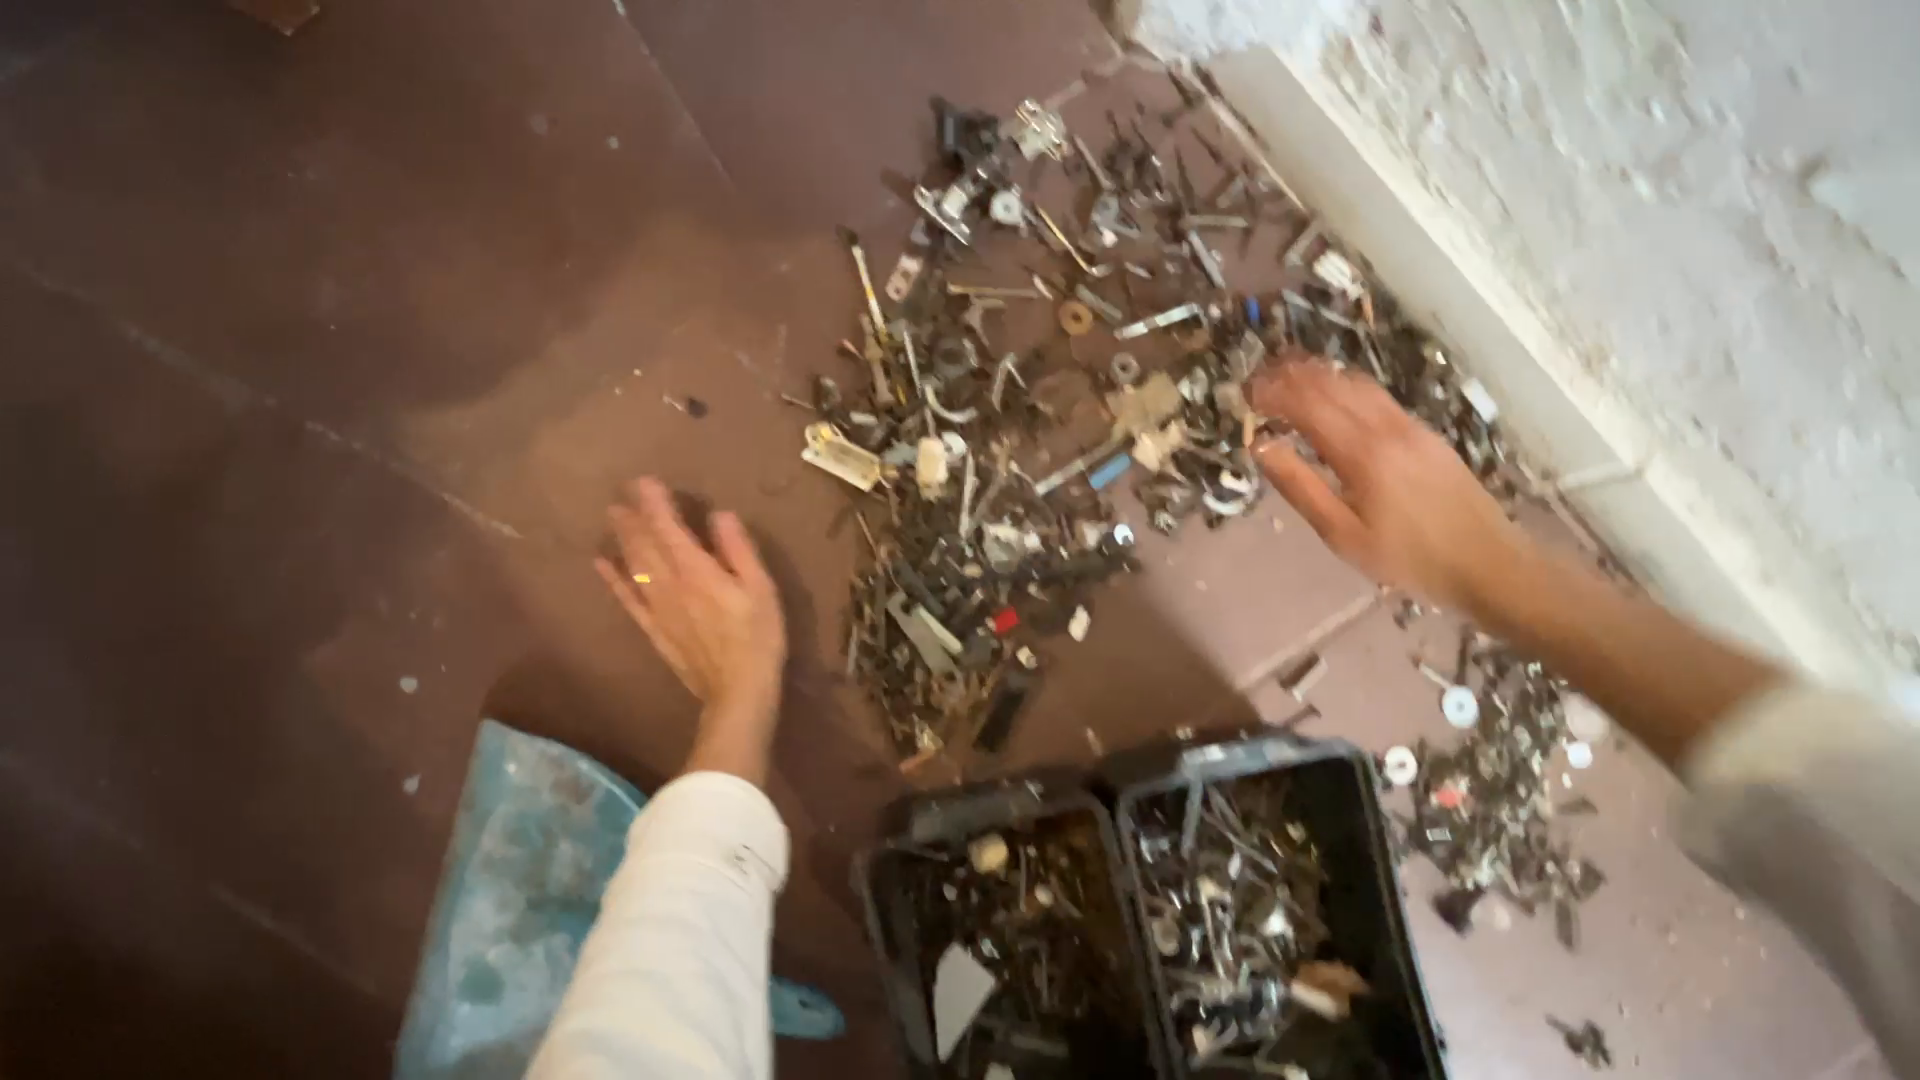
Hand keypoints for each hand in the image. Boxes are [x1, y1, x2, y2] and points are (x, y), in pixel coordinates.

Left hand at [595, 478, 785, 718]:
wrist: (737, 690)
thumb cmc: (759, 636)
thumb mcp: (761, 588)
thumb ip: (738, 550)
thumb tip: (720, 515)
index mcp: (698, 571)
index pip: (670, 529)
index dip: (656, 504)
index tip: (645, 481)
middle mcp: (670, 585)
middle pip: (645, 545)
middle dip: (634, 517)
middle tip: (621, 494)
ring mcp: (658, 608)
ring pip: (633, 566)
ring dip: (623, 539)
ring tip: (614, 516)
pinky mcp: (654, 629)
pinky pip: (628, 599)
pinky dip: (613, 580)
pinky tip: (602, 564)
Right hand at [1249, 358, 1528, 612]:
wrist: (1488, 563)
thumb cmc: (1407, 558)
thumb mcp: (1341, 534)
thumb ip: (1299, 486)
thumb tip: (1260, 447)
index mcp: (1363, 453)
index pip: (1308, 405)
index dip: (1273, 393)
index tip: (1245, 395)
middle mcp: (1388, 428)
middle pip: (1333, 385)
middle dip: (1290, 377)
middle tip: (1258, 381)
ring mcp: (1411, 426)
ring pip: (1358, 385)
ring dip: (1318, 376)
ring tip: (1286, 379)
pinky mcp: (1425, 433)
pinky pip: (1377, 397)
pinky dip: (1344, 387)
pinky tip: (1332, 398)